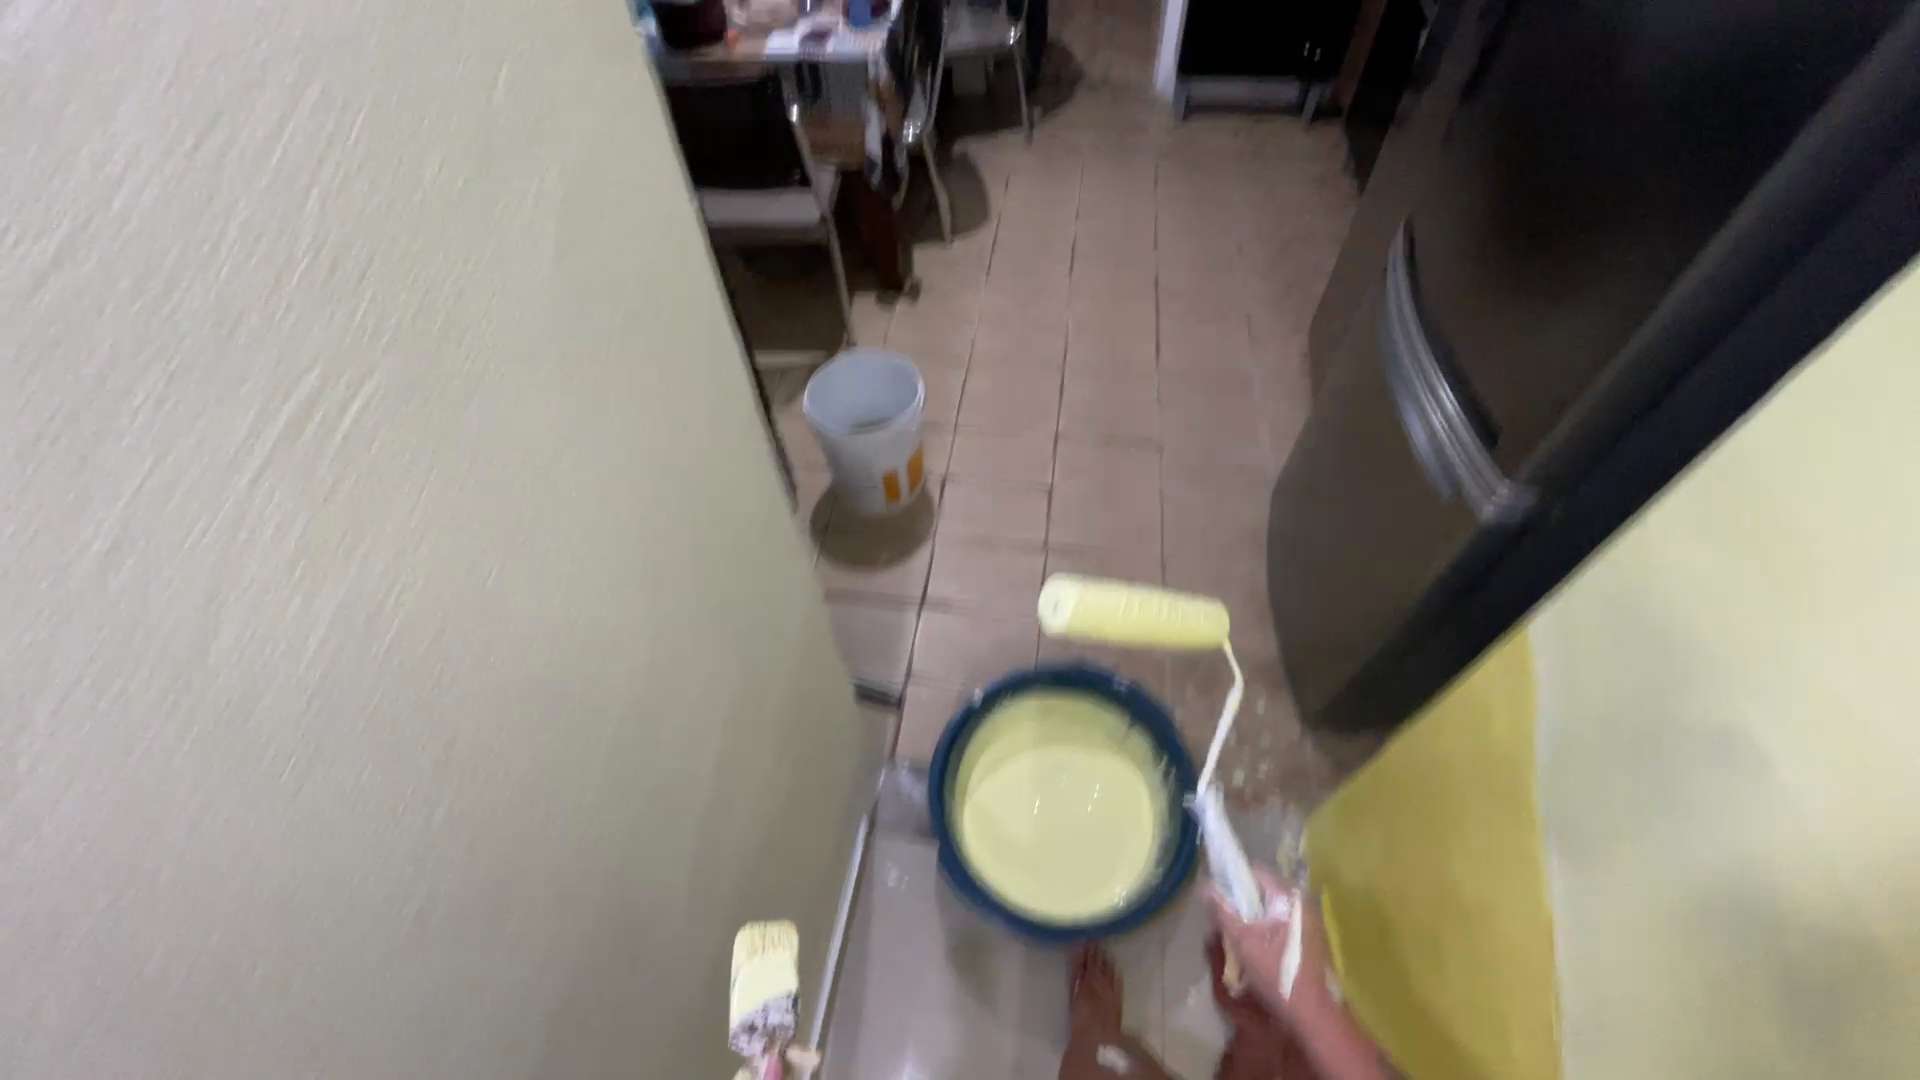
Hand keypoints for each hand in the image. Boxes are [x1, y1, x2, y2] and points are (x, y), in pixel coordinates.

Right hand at [1204, 873, 1392, 1079]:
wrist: (1314, 1015)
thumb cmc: (1277, 973)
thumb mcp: (1243, 941)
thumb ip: (1222, 910)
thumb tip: (1203, 885)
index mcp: (1289, 897)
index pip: (1256, 871)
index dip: (1234, 878)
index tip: (1218, 892)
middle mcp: (1303, 903)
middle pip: (1264, 891)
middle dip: (1242, 901)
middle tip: (1225, 917)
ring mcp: (1311, 922)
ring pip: (1273, 908)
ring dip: (1254, 916)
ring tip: (1237, 934)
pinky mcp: (1312, 939)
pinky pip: (1283, 922)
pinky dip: (1267, 928)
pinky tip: (1256, 947)